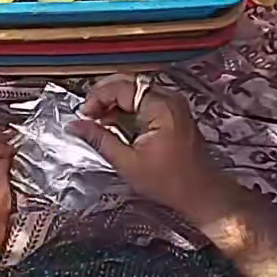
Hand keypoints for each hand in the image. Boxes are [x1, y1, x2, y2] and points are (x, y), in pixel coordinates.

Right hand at [71, 75, 238, 224]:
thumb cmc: (169, 182)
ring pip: (135, 89)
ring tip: (98, 119)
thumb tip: (75, 125)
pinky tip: (115, 121)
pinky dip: (126, 106)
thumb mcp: (128, 163)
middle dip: (104, 96)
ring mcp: (173, 103)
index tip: (85, 114)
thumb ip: (100, 139)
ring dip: (114, 100)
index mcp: (161, 107)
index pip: (122, 87)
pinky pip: (144, 98)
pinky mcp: (172, 110)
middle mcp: (169, 98)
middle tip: (88, 115)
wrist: (201, 193)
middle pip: (128, 83)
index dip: (98, 97)